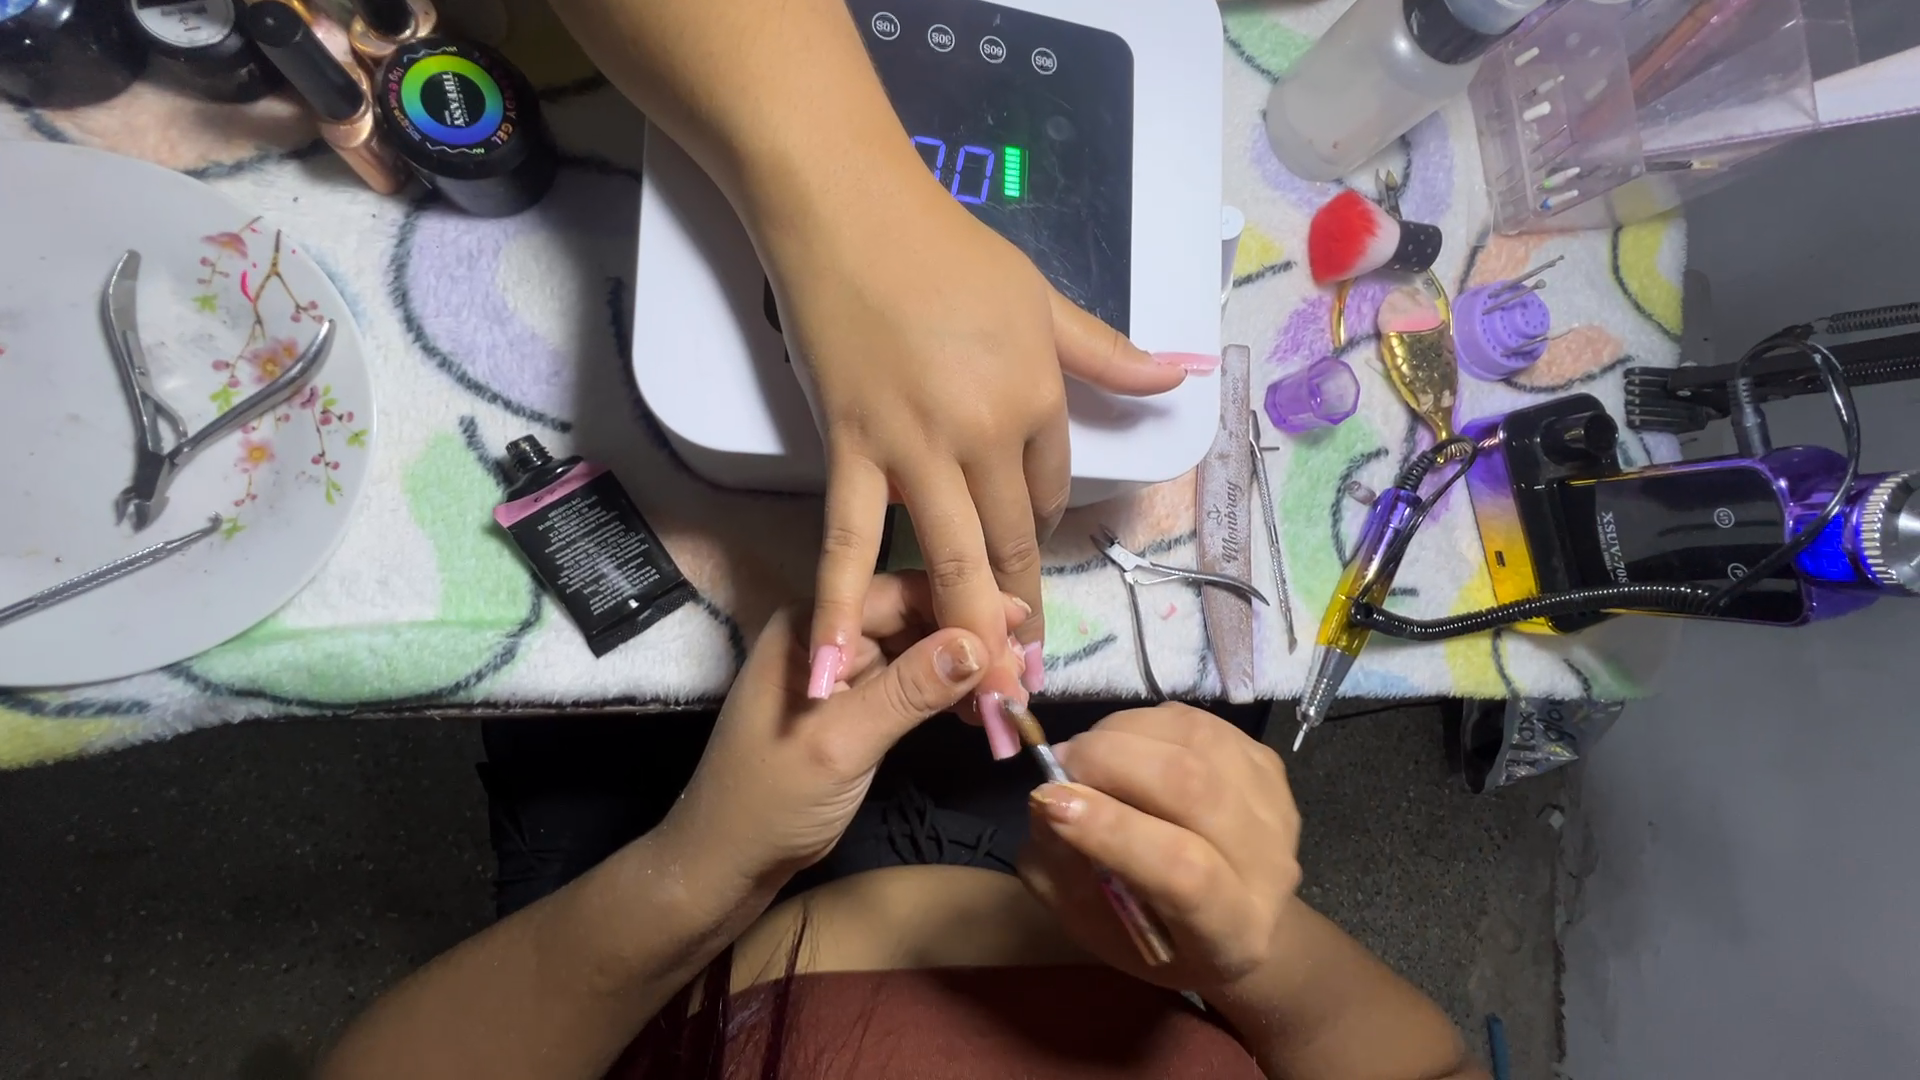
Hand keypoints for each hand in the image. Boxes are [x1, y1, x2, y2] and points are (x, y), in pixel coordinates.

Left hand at [660, 573, 1026, 889]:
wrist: (727, 863)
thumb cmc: (770, 798)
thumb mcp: (841, 741)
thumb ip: (909, 690)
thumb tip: (979, 644)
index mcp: (811, 624)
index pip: (897, 594)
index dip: (960, 606)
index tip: (1019, 625)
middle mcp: (828, 632)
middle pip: (914, 618)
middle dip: (970, 639)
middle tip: (1026, 663)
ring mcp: (844, 667)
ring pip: (920, 651)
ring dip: (965, 668)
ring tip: (1015, 687)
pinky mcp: (859, 700)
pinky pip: (913, 682)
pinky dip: (948, 693)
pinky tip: (983, 706)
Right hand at [757, 157, 1207, 744]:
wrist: (852, 214)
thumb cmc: (951, 253)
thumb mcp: (1044, 300)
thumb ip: (1110, 354)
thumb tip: (1180, 376)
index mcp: (1037, 399)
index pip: (1052, 489)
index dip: (1043, 529)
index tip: (1026, 557)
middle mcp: (986, 438)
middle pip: (1012, 542)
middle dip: (1020, 612)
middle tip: (1023, 677)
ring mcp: (915, 453)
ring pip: (949, 558)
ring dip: (965, 631)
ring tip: (976, 696)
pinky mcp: (851, 454)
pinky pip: (846, 541)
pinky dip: (838, 606)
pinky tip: (831, 668)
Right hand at [1018, 704, 1303, 994]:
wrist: (1235, 911)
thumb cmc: (1153, 930)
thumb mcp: (1091, 920)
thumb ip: (1061, 869)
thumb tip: (1047, 800)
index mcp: (1232, 930)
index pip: (1182, 871)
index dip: (1111, 829)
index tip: (1049, 799)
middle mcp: (1268, 866)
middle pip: (1192, 788)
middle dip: (1109, 762)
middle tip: (1060, 763)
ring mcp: (1274, 805)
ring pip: (1194, 740)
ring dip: (1122, 732)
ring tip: (1087, 751)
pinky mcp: (1266, 762)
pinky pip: (1196, 721)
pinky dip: (1144, 722)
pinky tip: (1122, 741)